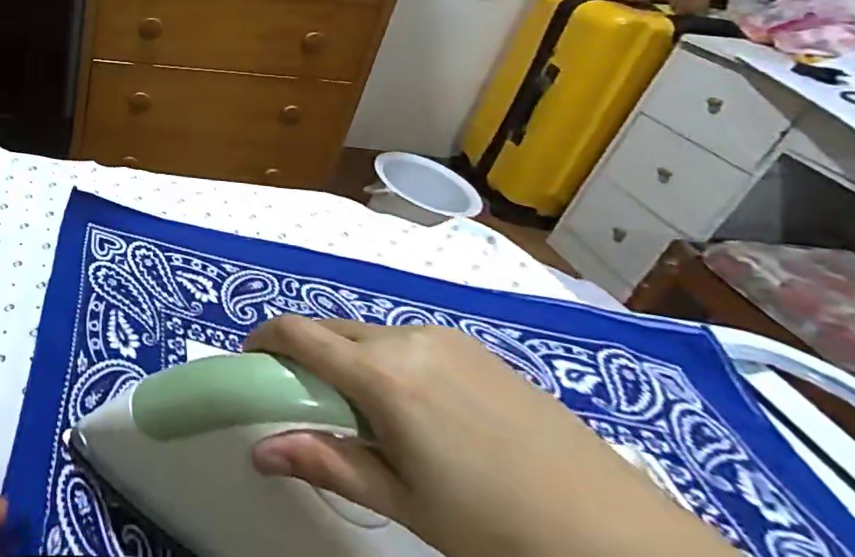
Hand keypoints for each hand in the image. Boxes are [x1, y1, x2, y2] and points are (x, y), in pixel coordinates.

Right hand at [244, 316, 739, 556]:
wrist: (605, 524)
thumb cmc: (490, 523)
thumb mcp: (402, 499)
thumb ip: (327, 463)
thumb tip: (260, 449)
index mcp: (384, 374)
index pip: (303, 334)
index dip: (266, 340)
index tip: (249, 364)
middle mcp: (409, 337)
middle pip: (337, 331)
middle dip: (309, 357)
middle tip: (309, 408)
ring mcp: (446, 336)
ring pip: (374, 336)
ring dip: (352, 362)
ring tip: (371, 422)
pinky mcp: (474, 345)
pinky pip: (411, 342)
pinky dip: (390, 363)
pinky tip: (419, 413)